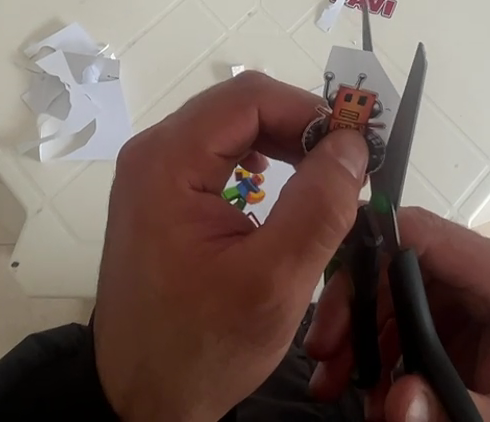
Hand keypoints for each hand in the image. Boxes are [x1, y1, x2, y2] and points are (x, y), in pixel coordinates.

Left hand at [93, 71, 370, 421]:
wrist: (138, 396)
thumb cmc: (200, 345)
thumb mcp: (273, 283)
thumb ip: (318, 207)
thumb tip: (350, 146)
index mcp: (168, 161)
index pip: (248, 97)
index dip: (306, 111)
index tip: (350, 147)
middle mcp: (154, 151)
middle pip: (239, 104)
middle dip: (298, 124)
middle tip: (343, 163)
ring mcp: (154, 168)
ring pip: (232, 123)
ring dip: (281, 138)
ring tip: (321, 174)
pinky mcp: (162, 188)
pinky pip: (218, 148)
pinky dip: (259, 154)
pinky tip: (279, 183)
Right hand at [305, 207, 489, 421]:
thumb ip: (453, 412)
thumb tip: (396, 397)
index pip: (422, 232)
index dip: (369, 243)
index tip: (328, 286)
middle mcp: (475, 273)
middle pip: (394, 260)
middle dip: (352, 304)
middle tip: (322, 351)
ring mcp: (459, 295)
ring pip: (386, 290)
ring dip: (355, 332)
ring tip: (333, 382)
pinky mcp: (447, 319)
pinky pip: (395, 320)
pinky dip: (370, 351)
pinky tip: (364, 390)